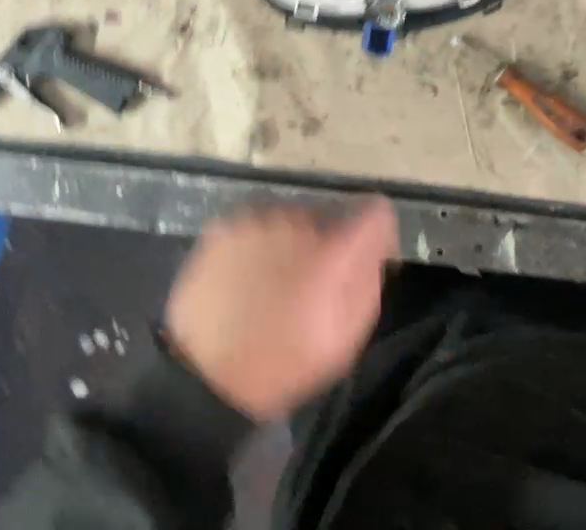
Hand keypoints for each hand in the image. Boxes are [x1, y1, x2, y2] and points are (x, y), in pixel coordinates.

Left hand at [164, 198, 397, 420]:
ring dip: (295, 238)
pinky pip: (257, 224)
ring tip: (279, 277)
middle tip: (318, 278)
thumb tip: (375, 247)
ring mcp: (256, 220)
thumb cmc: (284, 362)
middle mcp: (298, 221)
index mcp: (334, 250)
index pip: (375, 211)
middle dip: (330, 240)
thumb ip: (368, 280)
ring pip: (291, 216)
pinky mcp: (223, 227)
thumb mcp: (345, 336)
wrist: (206, 375)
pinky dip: (261, 241)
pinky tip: (251, 273)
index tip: (373, 253)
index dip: (379, 230)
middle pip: (330, 214)